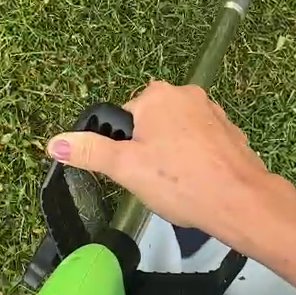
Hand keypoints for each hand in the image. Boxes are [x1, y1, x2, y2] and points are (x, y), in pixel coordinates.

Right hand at [46, 81, 295, 252]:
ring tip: (178, 185)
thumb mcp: (126, 169)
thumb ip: (89, 152)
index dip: (124, 149)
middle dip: (148, 151)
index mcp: (156, 95)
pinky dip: (195, 159)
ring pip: (176, 133)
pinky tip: (197, 183)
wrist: (241, 200)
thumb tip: (54, 141)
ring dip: (172, 155)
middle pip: (150, 124)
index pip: (124, 119)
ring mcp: (210, 110)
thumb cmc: (181, 182)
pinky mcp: (229, 130)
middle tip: (155, 181)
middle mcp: (184, 93)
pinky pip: (200, 142)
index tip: (134, 171)